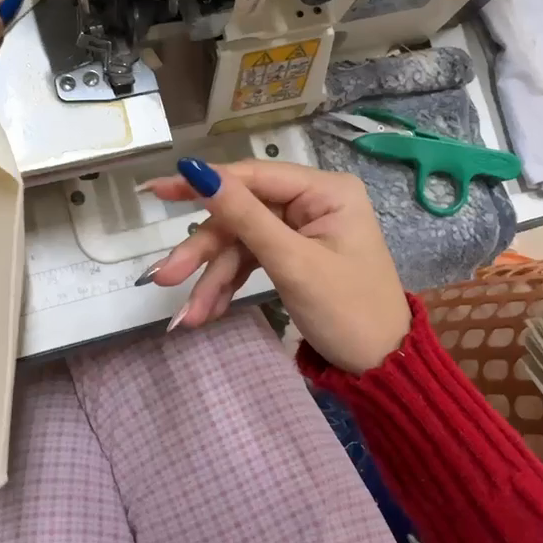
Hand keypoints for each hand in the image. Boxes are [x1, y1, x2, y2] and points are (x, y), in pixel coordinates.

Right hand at [139, 159, 409, 373]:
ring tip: (188, 315)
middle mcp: (312, 201)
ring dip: (212, 277)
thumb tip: (196, 169)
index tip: (158, 189)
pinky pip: (251, 261)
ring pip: (240, 242)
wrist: (384, 372)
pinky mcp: (293, 255)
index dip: (204, 183)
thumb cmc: (349, 312)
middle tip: (164, 277)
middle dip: (204, 251)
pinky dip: (228, 284)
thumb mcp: (293, 263)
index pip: (253, 177)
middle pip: (241, 214)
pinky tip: (207, 311)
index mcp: (325, 190)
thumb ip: (244, 216)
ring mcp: (301, 229)